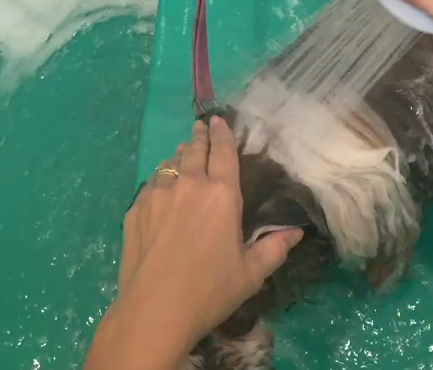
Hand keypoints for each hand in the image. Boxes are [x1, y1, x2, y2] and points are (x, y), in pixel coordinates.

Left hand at [85, 117, 301, 368]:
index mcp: (221, 194)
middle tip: (201, 127)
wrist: (154, 311)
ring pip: (171, 162)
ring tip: (182, 153)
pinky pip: (152, 183)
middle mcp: (190, 183)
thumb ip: (274, 248)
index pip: (223, 150)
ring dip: (179, 155)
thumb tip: (296, 231)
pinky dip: (161, 178)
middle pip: (194, 148)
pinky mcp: (136, 207)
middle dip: (199, 135)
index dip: (222, 132)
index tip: (219, 120)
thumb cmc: (208, 292)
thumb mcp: (250, 275)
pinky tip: (161, 187)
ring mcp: (159, 192)